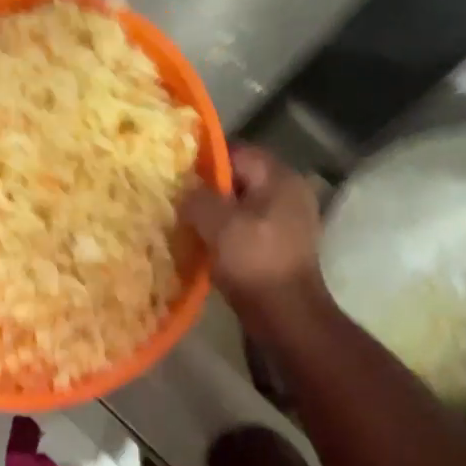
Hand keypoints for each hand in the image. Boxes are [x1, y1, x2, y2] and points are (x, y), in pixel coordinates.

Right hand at [183, 144, 325, 314]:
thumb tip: (186, 191)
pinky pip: (247, 229)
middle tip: (177, 202)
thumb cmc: (254, 262)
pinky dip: (226, 235)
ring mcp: (288, 221)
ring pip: (242, 207)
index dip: (205, 161)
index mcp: (280, 178)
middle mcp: (289, 193)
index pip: (238, 152)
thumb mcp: (219, 225)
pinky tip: (206, 247)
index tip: (176, 176)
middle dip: (208, 190)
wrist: (284, 313)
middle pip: (240, 180)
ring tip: (187, 226)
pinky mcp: (280, 246)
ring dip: (216, 216)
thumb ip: (198, 199)